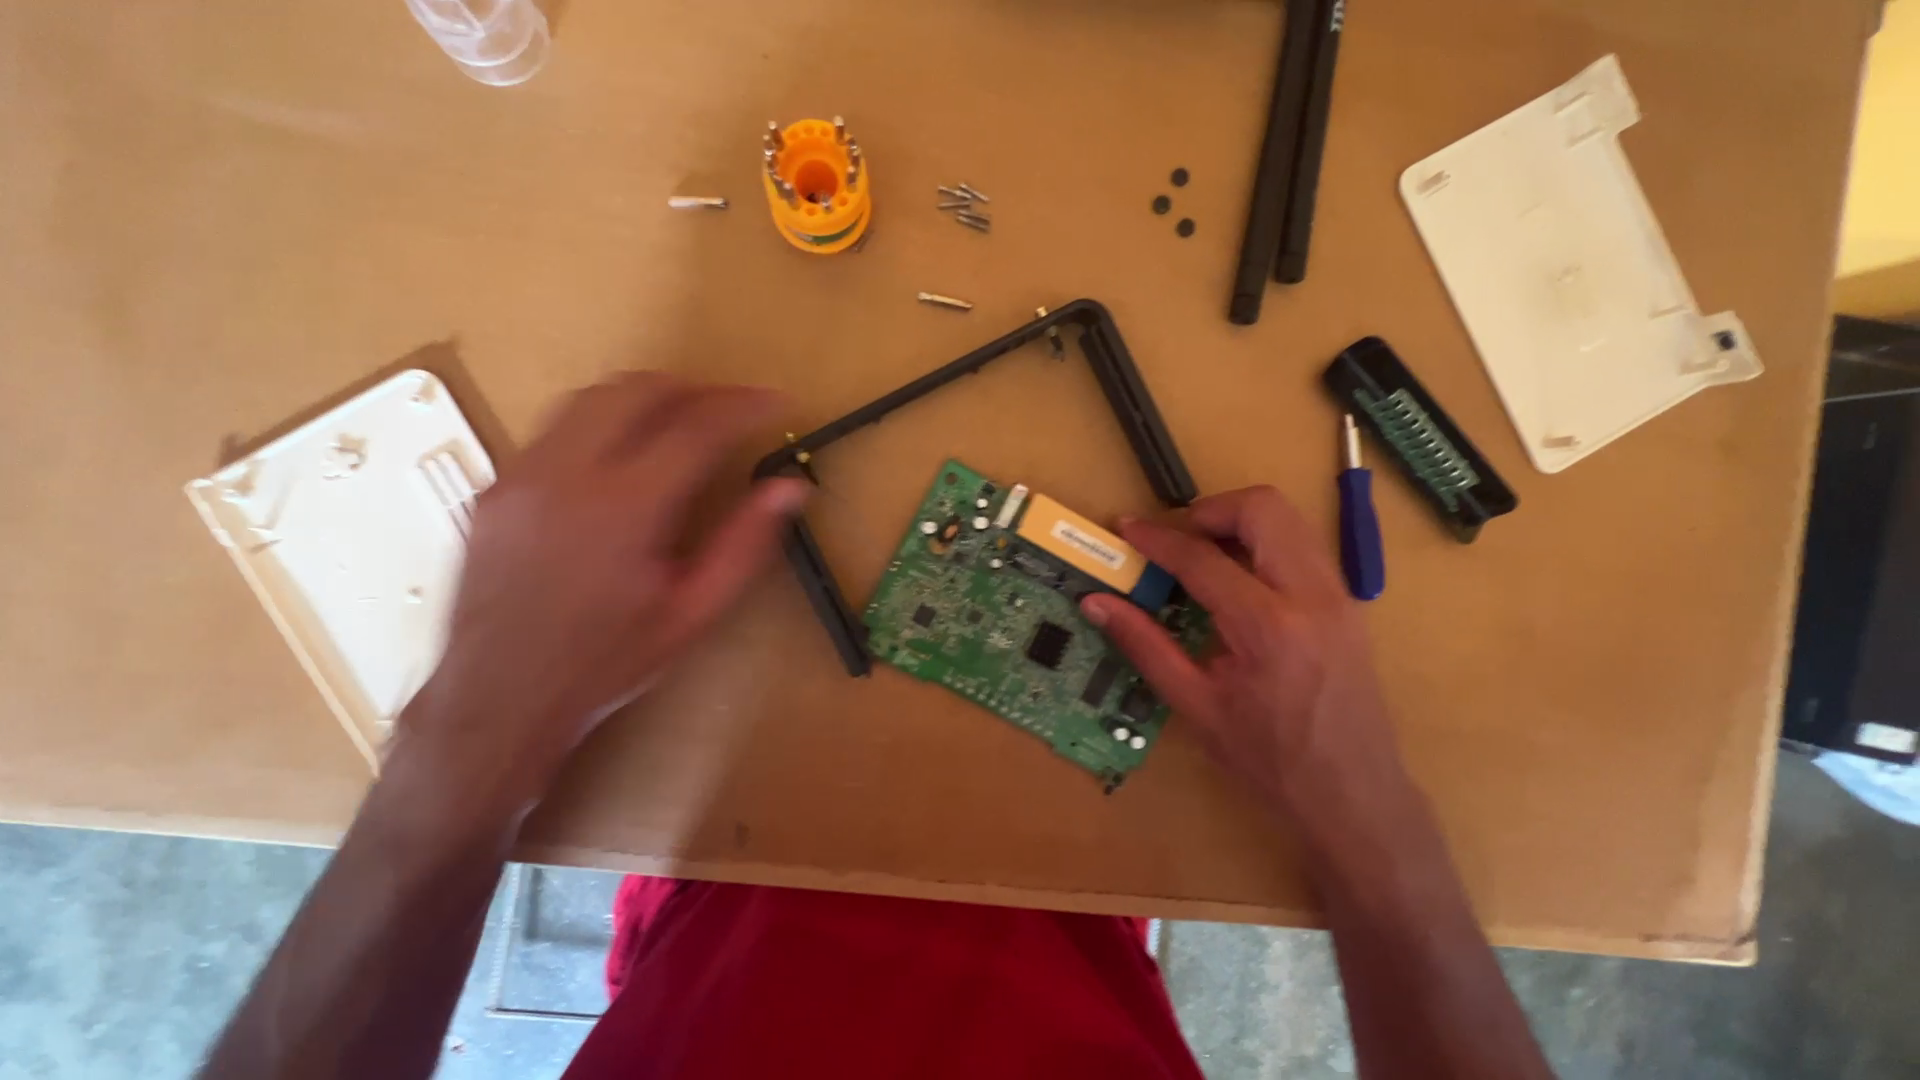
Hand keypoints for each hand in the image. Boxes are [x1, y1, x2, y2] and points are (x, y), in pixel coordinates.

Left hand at [387, 372, 809, 828]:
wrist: (498, 698)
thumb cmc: (607, 663)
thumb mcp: (692, 613)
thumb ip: (745, 544)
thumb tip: (791, 489)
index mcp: (625, 508)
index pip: (697, 426)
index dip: (745, 405)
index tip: (776, 402)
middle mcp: (566, 475)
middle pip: (638, 389)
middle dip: (695, 388)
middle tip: (732, 407)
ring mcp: (520, 475)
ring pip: (590, 397)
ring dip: (646, 397)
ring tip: (682, 420)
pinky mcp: (494, 487)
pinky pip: (554, 429)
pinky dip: (600, 424)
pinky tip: (621, 457)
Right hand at [1080, 486, 1407, 828]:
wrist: (1354, 795)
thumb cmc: (1268, 760)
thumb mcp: (1196, 706)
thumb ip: (1145, 645)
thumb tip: (1095, 603)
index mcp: (1268, 627)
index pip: (1203, 557)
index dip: (1157, 537)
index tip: (1127, 526)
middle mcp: (1312, 596)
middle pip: (1262, 508)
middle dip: (1209, 510)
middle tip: (1175, 539)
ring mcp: (1340, 595)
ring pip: (1289, 518)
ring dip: (1240, 521)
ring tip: (1203, 554)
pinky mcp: (1350, 603)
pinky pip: (1304, 545)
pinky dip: (1265, 543)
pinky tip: (1240, 580)